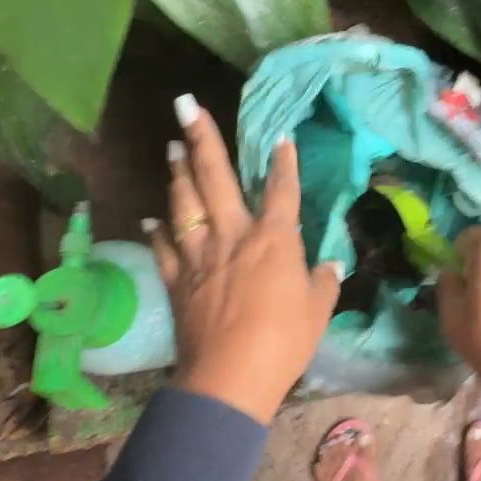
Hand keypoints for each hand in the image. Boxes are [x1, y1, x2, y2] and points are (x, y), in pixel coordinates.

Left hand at [147, 95, 339, 423]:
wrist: (230, 377)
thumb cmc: (284, 342)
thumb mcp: (318, 311)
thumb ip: (323, 282)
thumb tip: (329, 265)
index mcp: (274, 240)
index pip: (281, 190)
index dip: (283, 162)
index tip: (280, 136)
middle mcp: (233, 236)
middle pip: (215, 178)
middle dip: (202, 138)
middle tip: (184, 103)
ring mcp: (200, 257)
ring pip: (184, 205)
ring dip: (178, 173)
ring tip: (172, 146)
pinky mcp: (178, 282)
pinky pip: (164, 250)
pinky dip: (157, 233)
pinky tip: (151, 220)